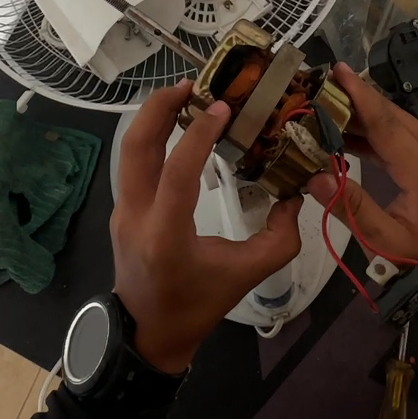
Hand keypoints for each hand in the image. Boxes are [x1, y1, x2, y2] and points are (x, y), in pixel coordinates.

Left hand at [111, 79, 303, 371]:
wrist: (146, 334)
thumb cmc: (196, 307)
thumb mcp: (243, 277)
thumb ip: (278, 240)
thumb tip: (296, 197)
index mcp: (165, 235)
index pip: (177, 170)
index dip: (199, 133)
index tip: (221, 107)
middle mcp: (135, 215)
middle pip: (136, 146)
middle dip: (159, 107)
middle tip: (191, 84)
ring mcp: (122, 209)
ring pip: (128, 149)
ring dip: (153, 116)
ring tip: (183, 94)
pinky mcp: (121, 207)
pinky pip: (133, 161)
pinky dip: (152, 135)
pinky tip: (176, 126)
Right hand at [305, 63, 417, 285]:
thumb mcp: (384, 242)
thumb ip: (351, 207)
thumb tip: (314, 176)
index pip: (387, 125)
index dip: (361, 97)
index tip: (339, 70)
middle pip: (395, 117)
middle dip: (361, 97)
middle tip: (329, 80)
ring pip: (401, 123)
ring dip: (369, 112)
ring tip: (335, 103)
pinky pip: (407, 136)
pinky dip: (380, 130)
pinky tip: (354, 132)